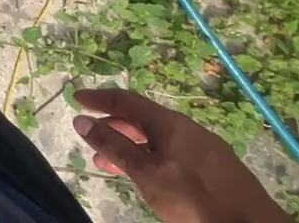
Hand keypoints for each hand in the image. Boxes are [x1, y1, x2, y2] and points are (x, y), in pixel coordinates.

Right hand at [71, 87, 292, 222]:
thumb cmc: (195, 199)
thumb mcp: (145, 173)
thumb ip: (112, 145)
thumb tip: (81, 120)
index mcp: (171, 124)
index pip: (126, 100)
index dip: (98, 98)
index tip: (76, 99)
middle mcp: (190, 130)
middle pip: (143, 119)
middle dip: (114, 127)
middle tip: (93, 139)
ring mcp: (210, 152)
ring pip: (160, 140)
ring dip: (133, 147)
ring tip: (115, 166)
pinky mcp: (222, 172)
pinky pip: (177, 154)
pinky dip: (154, 157)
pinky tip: (150, 176)